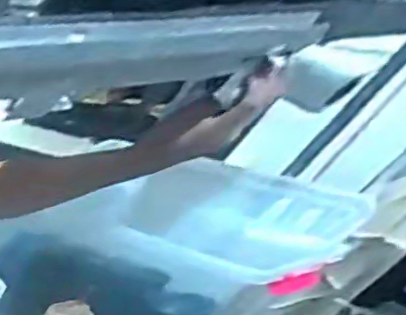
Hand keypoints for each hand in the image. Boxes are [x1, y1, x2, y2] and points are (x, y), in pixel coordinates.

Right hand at [134, 65, 286, 165]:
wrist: (138, 162)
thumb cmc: (161, 138)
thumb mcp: (192, 112)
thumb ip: (222, 95)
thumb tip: (243, 80)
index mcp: (229, 129)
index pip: (260, 99)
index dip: (267, 79)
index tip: (265, 61)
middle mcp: (232, 135)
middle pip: (260, 105)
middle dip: (266, 85)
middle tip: (266, 65)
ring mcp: (222, 139)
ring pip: (251, 110)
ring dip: (254, 93)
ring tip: (255, 76)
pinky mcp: (212, 140)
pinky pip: (238, 116)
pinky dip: (242, 102)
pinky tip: (237, 94)